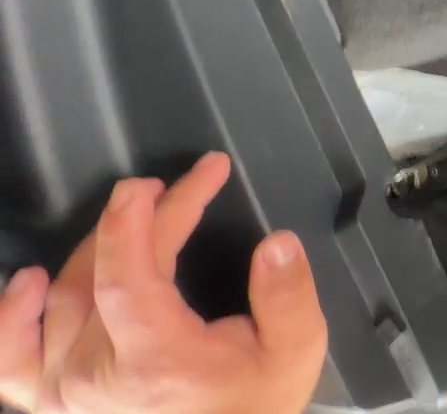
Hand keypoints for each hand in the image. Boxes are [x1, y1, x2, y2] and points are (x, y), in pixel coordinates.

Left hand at [0, 153, 326, 413]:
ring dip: (93, 248)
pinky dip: (10, 318)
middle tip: (173, 183)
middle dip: (135, 219)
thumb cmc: (260, 398)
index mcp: (154, 357)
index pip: (132, 273)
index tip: (187, 176)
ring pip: (56, 303)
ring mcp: (61, 392)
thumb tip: (277, 241)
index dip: (152, 218)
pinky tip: (25, 283)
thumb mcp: (297, 344)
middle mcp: (92, 374)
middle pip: (96, 278)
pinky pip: (10, 359)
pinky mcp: (51, 402)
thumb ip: (287, 293)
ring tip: (130, 211)